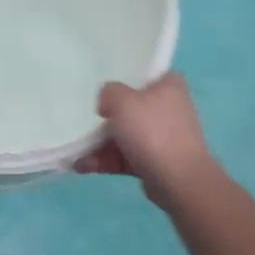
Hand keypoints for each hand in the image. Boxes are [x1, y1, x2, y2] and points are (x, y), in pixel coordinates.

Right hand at [74, 72, 212, 206]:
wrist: (177, 178)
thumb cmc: (152, 131)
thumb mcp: (123, 101)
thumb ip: (108, 92)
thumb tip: (106, 102)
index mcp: (168, 86)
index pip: (144, 75)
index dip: (122, 81)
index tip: (102, 93)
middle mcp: (168, 108)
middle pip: (129, 108)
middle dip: (103, 121)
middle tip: (83, 126)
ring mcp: (162, 136)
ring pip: (124, 135)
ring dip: (99, 146)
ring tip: (76, 156)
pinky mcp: (155, 159)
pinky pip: (125, 155)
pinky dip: (106, 160)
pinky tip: (83, 167)